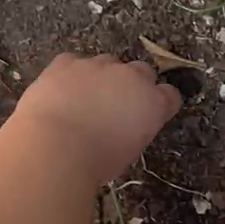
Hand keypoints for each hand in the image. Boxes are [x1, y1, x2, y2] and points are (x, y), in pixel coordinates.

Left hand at [11, 53, 181, 184]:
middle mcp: (131, 77)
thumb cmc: (96, 162)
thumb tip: (124, 127)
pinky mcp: (67, 62)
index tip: (150, 115)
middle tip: (116, 107)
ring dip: (101, 77)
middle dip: (133, 84)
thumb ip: (134, 130)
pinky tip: (62, 90)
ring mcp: (99, 66)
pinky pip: (74, 62)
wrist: (54, 146)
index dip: (160, 103)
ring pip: (107, 63)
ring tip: (84, 100)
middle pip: (142, 71)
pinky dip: (70, 73)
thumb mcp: (128, 152)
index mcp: (153, 103)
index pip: (170, 95)